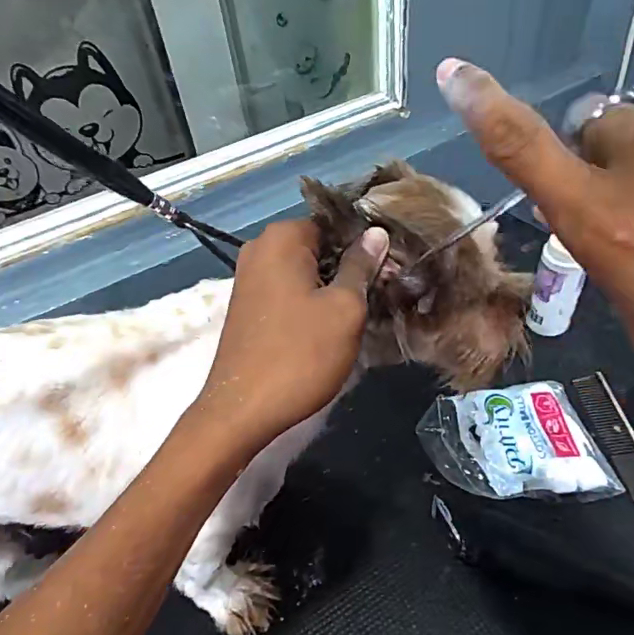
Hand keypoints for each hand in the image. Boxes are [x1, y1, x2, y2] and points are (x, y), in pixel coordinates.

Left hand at [194, 219, 387, 441]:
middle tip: (382, 291)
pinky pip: (290, 290)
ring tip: (363, 311)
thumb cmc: (300, 354)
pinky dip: (312, 302)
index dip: (367, 243)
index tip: (391, 266)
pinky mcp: (249, 306)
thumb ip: (361, 266)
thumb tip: (375, 233)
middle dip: (351, 265)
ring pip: (306, 271)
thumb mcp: (344, 308)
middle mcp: (260, 249)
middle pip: (319, 246)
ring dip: (334, 287)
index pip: (336, 224)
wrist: (242, 410)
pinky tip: (332, 325)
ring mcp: (250, 278)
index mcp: (282, 238)